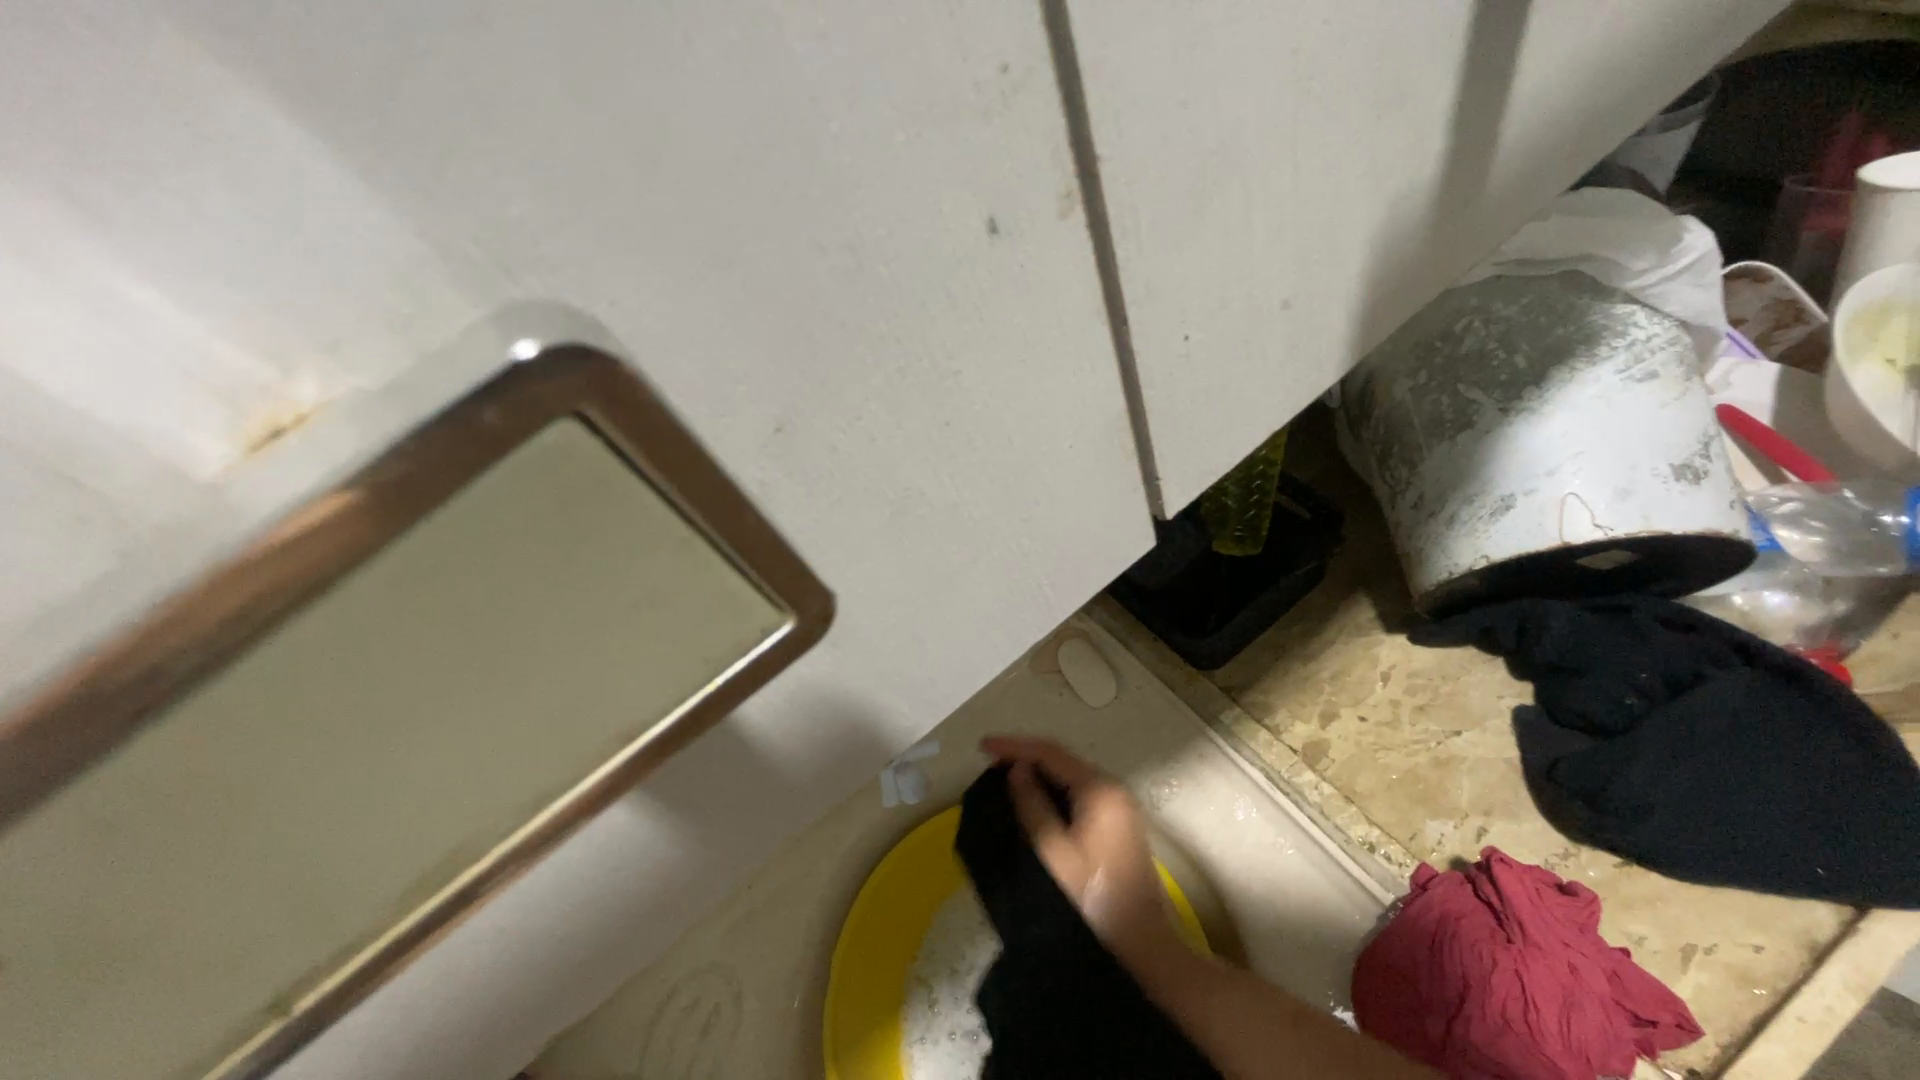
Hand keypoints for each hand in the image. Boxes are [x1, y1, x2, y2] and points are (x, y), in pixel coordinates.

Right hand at [978, 735, 1180, 966]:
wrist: (1141, 942)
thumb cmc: (1092, 898)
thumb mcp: (1053, 852)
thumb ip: (1032, 805)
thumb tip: (1016, 769)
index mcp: (1099, 790)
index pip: (1050, 753)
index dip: (1013, 747)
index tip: (981, 747)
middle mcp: (1114, 788)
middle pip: (1063, 759)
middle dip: (1026, 755)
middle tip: (989, 760)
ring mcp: (1121, 805)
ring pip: (1073, 775)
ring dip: (1040, 771)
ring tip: (1004, 776)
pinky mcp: (1120, 822)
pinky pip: (1081, 791)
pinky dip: (1055, 788)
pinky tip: (1035, 797)